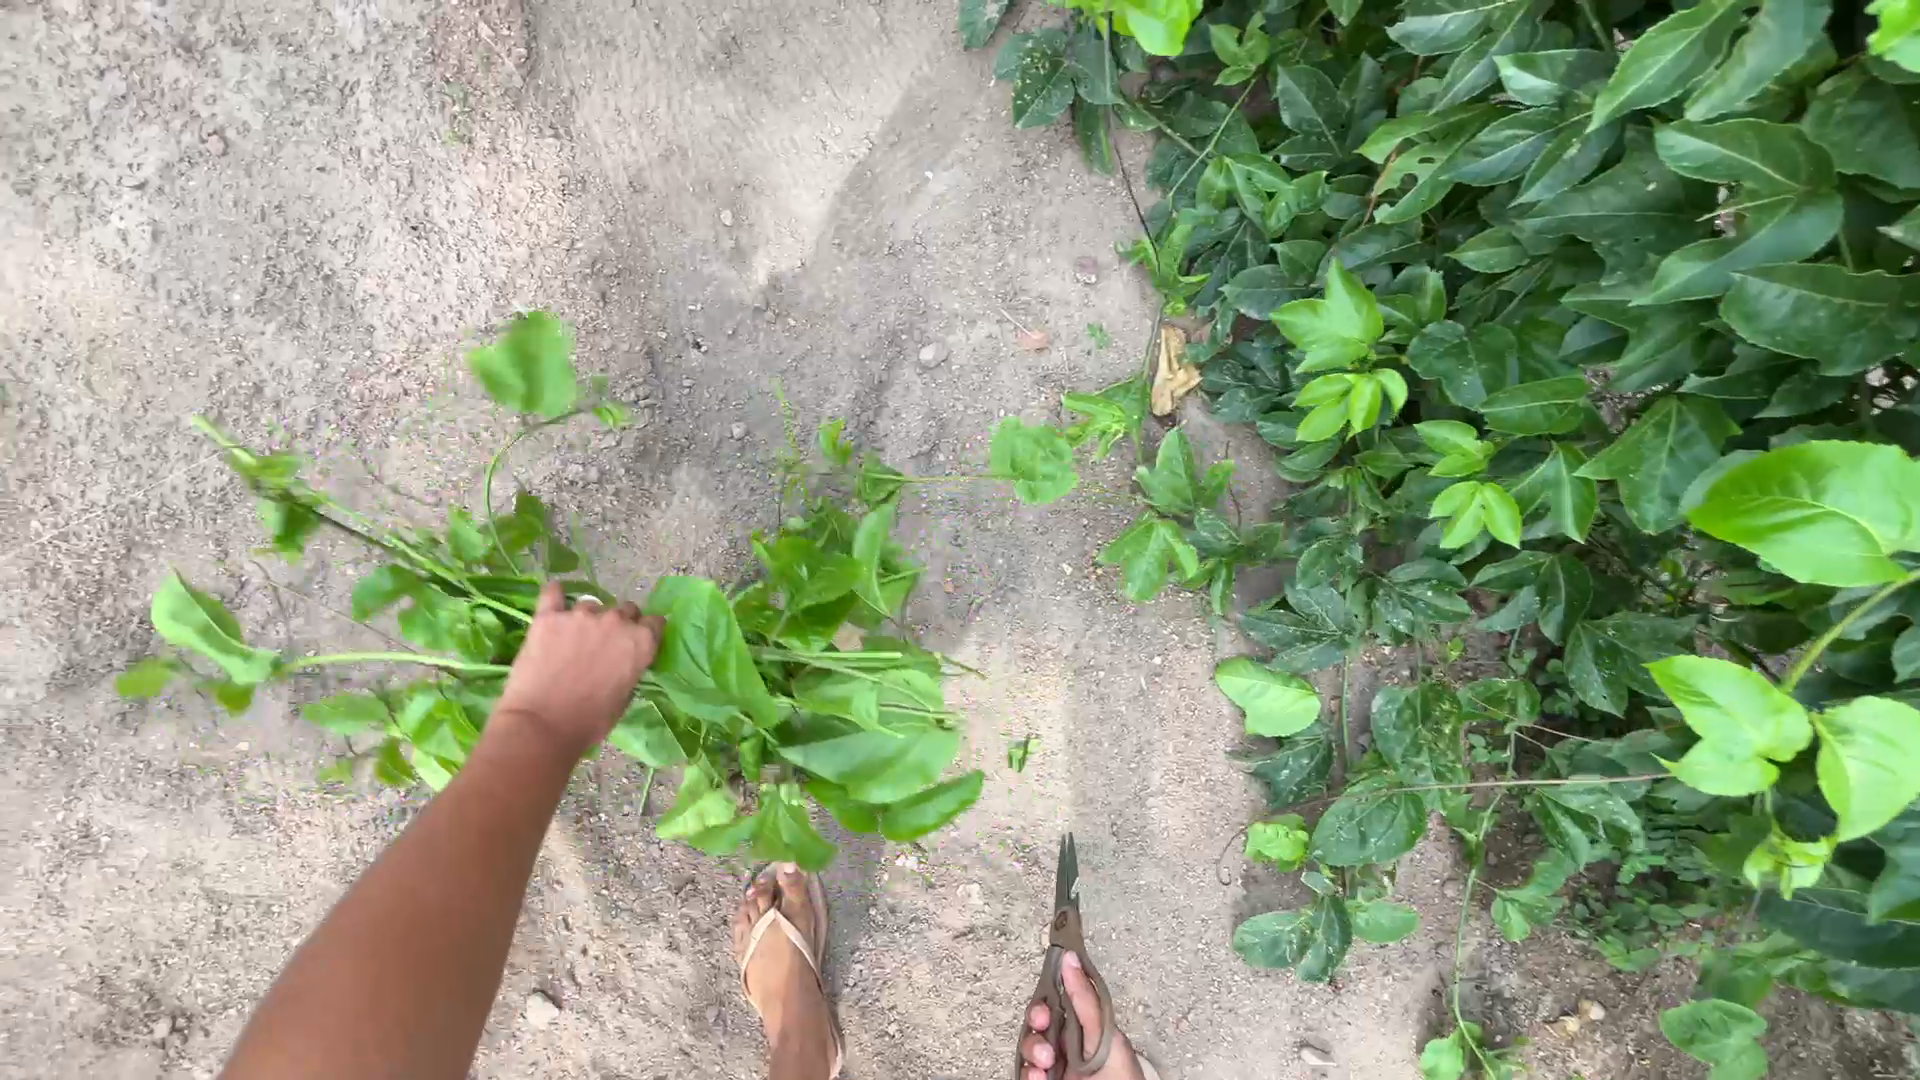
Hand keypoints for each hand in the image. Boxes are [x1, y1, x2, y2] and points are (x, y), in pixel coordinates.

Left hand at [490, 582, 664, 757]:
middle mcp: (617, 621)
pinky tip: (554, 594)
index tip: (637, 641)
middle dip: (620, 622)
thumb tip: (623, 661)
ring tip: (574, 635)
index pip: (655, 622)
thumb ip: (630, 668)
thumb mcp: (626, 696)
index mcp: (642, 642)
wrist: (543, 725)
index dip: (646, 631)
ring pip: (591, 604)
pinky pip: (553, 593)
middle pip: (626, 608)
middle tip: (605, 641)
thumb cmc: (590, 721)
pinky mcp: (549, 617)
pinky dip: (555, 593)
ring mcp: (581, 616)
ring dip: (588, 617)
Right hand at [1019, 951, 1145, 1079]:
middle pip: (1039, 1023)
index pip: (1059, 1002)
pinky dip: (1028, 1072)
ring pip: (1030, 1047)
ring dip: (1032, 1050)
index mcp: (1088, 1029)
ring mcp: (1057, 1070)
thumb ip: (1085, 1000)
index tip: (1046, 999)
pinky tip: (1038, 1076)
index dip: (1048, 997)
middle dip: (1036, 1022)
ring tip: (1045, 1063)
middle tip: (1042, 1025)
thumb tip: (1070, 960)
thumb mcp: (1106, 1036)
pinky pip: (1026, 1073)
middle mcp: (1070, 1048)